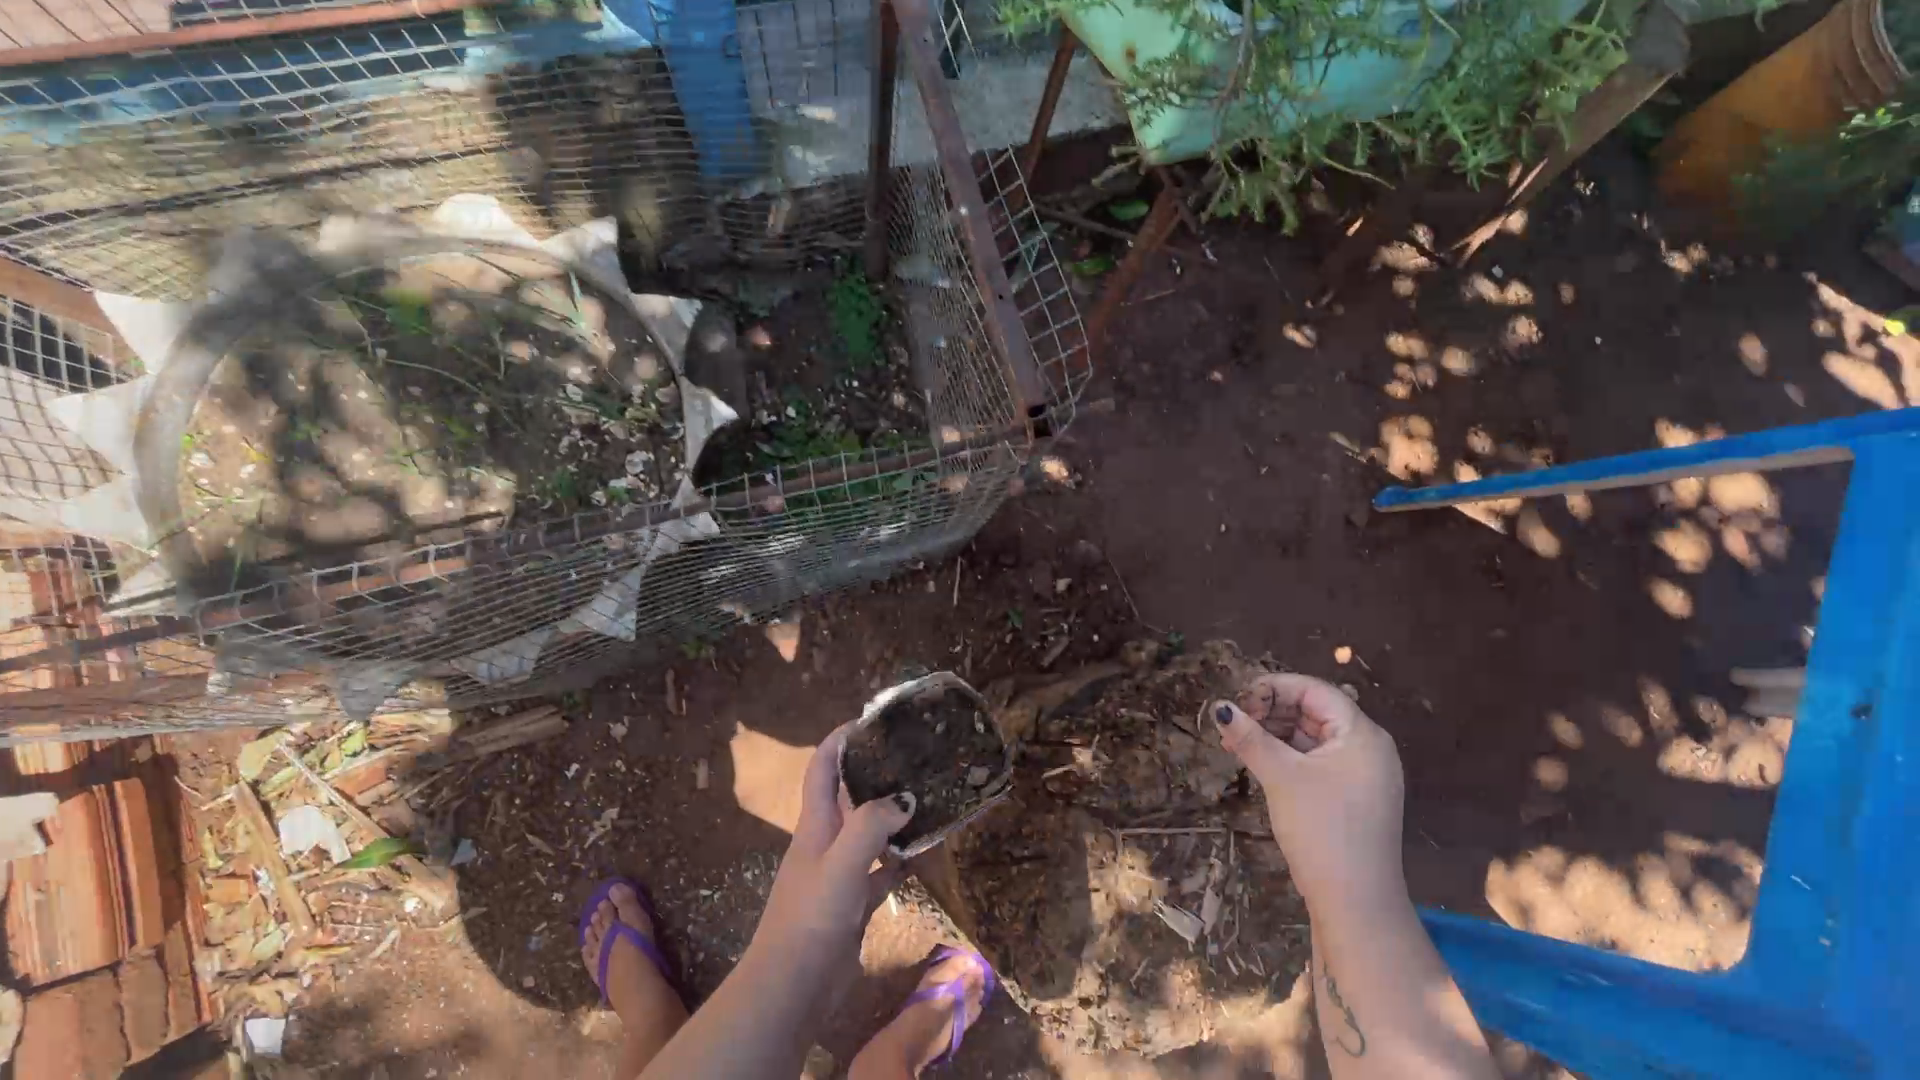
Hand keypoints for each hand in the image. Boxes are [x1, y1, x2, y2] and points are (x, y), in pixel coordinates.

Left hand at [751, 723, 914, 972]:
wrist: (792, 988)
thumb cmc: (810, 918)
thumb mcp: (840, 865)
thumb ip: (870, 826)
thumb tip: (903, 797)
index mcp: (815, 825)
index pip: (823, 768)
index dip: (841, 740)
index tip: (870, 721)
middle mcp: (826, 842)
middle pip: (848, 795)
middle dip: (874, 773)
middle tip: (912, 758)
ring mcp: (839, 874)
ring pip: (869, 832)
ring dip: (892, 816)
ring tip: (928, 798)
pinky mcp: (852, 904)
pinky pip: (881, 871)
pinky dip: (900, 859)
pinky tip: (924, 852)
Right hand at [1212, 675, 1404, 910]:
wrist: (1356, 902)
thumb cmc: (1322, 829)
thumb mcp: (1281, 777)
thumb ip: (1250, 737)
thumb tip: (1219, 706)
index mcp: (1361, 734)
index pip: (1314, 690)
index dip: (1273, 688)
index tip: (1237, 701)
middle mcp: (1367, 747)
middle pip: (1313, 711)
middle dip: (1270, 711)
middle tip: (1232, 725)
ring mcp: (1362, 773)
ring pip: (1311, 737)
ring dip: (1274, 734)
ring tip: (1236, 744)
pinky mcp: (1352, 795)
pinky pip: (1316, 761)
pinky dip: (1287, 757)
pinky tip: (1257, 763)